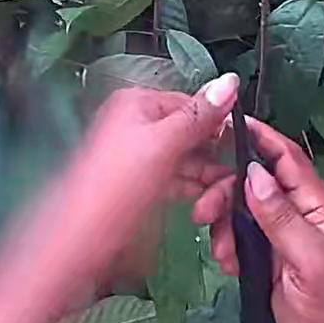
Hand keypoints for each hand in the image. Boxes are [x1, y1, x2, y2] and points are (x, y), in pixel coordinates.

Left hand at [57, 74, 239, 282]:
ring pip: (187, 156)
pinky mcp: (143, 183)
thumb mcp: (164, 144)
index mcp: (139, 103)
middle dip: (215, 153)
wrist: (77, 244)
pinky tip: (211, 202)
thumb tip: (232, 79)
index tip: (246, 145)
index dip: (219, 123)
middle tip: (237, 177)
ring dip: (208, 174)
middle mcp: (139, 122)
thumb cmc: (119, 186)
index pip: (193, 103)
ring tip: (227, 195)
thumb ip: (200, 115)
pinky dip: (194, 187)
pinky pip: (177, 177)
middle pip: (191, 130)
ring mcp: (141, 155)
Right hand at [193, 118, 323, 322]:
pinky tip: (228, 264)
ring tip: (220, 251)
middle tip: (202, 212)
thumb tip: (253, 173)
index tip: (229, 123)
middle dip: (226, 191)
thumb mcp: (311, 259)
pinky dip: (228, 246)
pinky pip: (241, 240)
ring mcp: (282, 236)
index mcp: (314, 202)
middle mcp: (297, 212)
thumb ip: (281, 217)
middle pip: (255, 184)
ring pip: (243, 212)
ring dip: (224, 224)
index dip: (261, 137)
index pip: (286, 158)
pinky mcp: (269, 260)